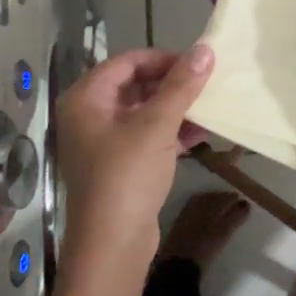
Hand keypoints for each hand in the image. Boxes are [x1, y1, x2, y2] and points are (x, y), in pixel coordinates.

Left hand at [54, 45, 213, 269]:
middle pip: (134, 85)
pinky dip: (171, 132)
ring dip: (175, 109)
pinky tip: (201, 135)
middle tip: (208, 84)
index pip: (127, 62)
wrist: (112, 245)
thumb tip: (205, 49)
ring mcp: (102, 142)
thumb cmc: (126, 176)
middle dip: (172, 84)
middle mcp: (89, 115)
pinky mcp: (119, 165)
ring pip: (143, 112)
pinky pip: (146, 137)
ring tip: (210, 107)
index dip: (163, 58)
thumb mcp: (157, 126)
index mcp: (86, 99)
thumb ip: (181, 86)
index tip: (198, 62)